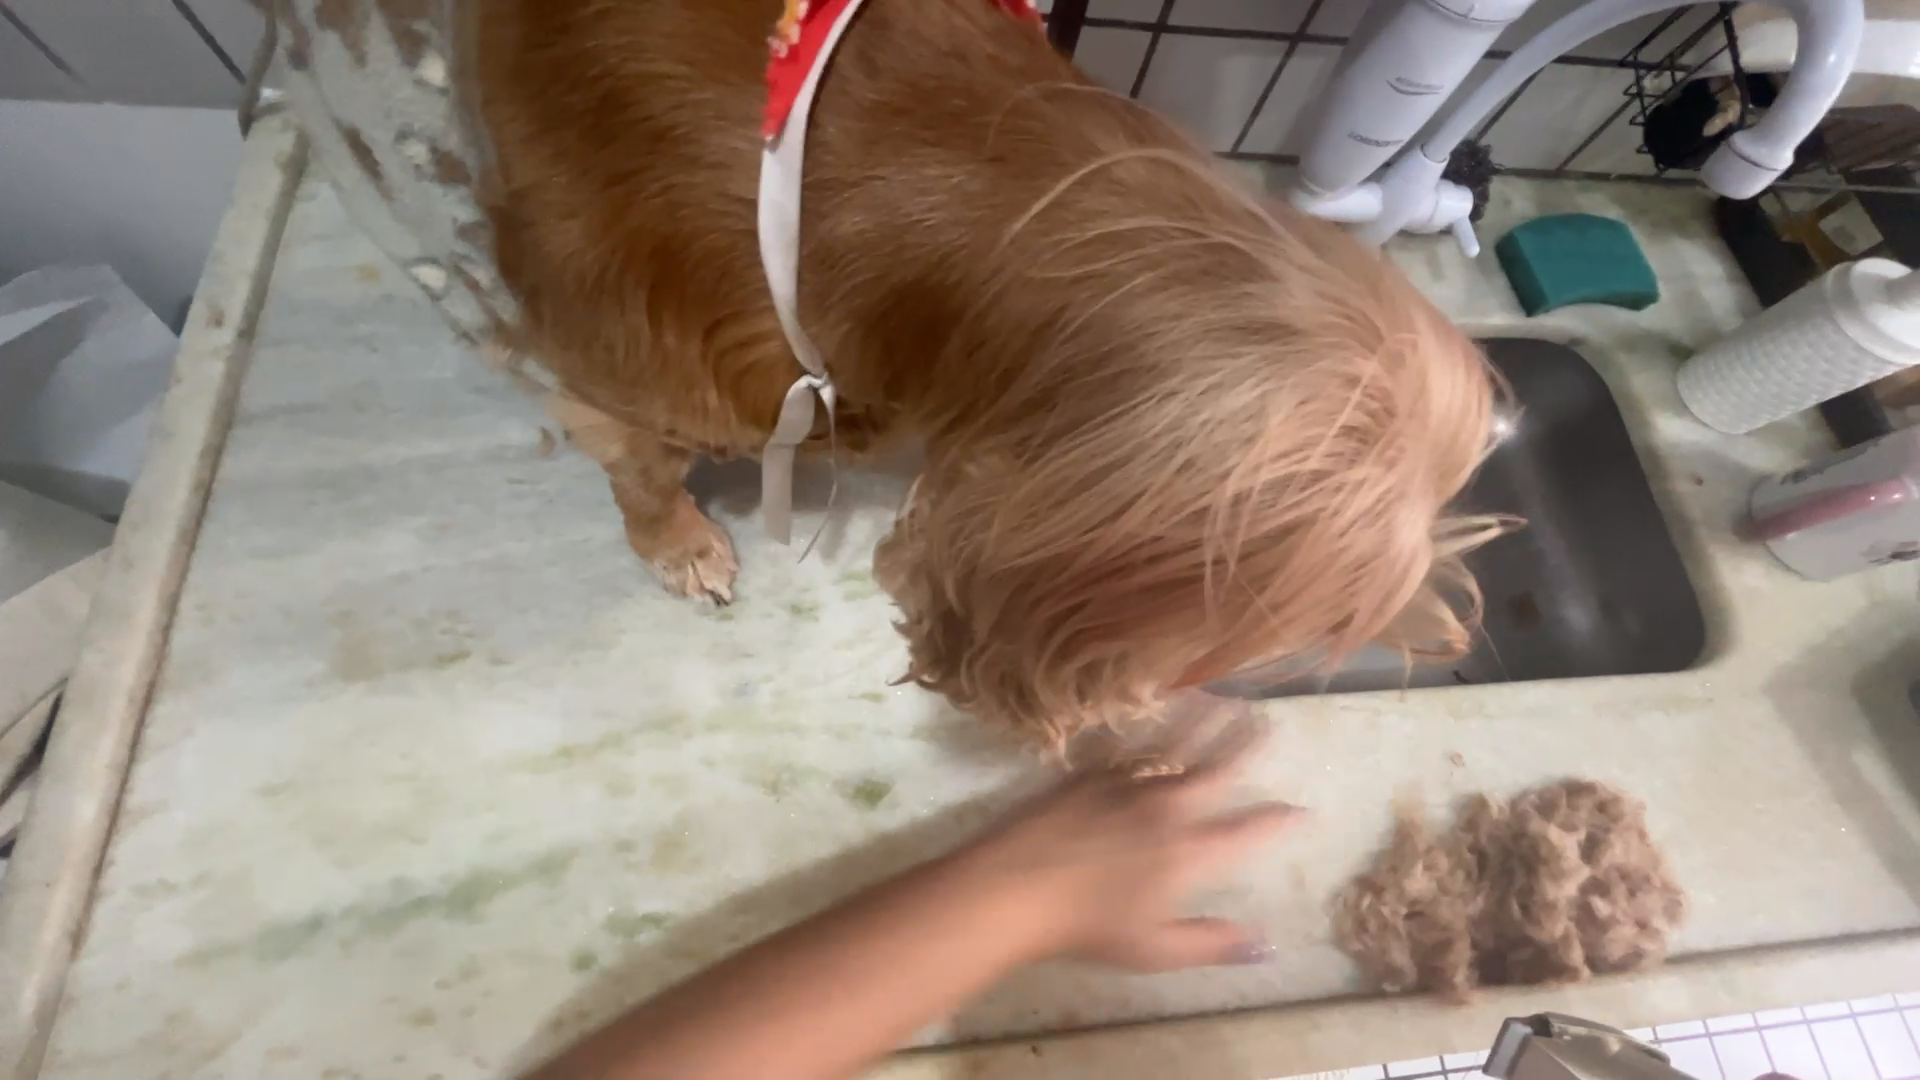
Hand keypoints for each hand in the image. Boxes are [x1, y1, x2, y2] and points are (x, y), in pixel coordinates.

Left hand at [953, 699, 1300, 972]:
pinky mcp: (1092, 769)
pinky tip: (1153, 712)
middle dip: (1246, 743)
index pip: (1247, 832)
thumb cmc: (1089, 926)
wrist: (1019, 884)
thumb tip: (1267, 942)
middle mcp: (1166, 807)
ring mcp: (1127, 782)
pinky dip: (1146, 727)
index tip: (1303, 808)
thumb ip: (1213, 942)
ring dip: (1203, 721)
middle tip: (1267, 720)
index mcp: (1189, 852)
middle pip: (1217, 768)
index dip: (1279, 820)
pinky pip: (1127, 742)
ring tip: (1221, 697)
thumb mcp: (1158, 950)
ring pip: (1175, 744)